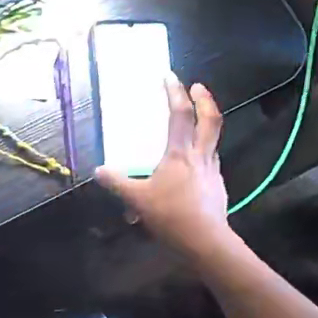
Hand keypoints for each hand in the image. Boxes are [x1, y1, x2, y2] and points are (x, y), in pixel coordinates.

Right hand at [94, 75, 231, 257]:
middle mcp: (201, 156)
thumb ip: (118, 183)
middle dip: (204, 99)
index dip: (175, 93)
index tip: (170, 77)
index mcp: (180, 153)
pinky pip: (211, 163)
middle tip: (197, 87)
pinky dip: (203, 155)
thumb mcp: (137, 200)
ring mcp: (213, 171)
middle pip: (210, 119)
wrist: (206, 240)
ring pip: (213, 141)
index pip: (180, 115)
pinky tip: (192, 167)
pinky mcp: (218, 187)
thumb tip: (99, 171)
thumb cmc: (171, 215)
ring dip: (205, 127)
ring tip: (194, 126)